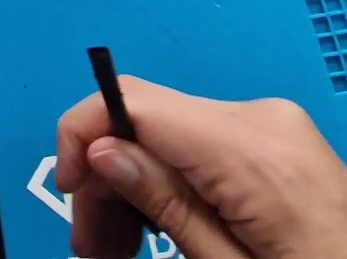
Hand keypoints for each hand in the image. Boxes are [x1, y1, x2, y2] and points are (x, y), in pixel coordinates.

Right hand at [57, 77, 346, 258]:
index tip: (69, 191)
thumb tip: (100, 148)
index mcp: (253, 150)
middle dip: (107, 177)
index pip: (134, 101)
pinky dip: (169, 180)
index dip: (83, 132)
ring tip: (118, 249)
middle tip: (93, 249)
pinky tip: (159, 226)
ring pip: (166, 132)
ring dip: (134, 184)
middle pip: (145, 119)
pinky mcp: (277, 138)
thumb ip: (167, 204)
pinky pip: (199, 144)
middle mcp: (259, 117)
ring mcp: (272, 124)